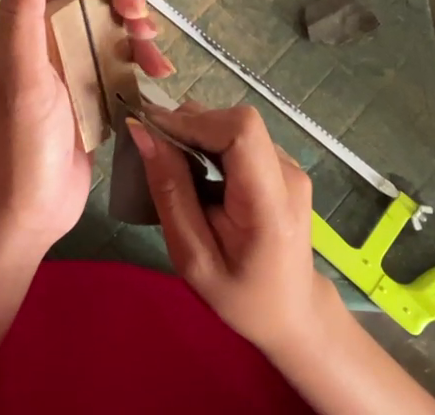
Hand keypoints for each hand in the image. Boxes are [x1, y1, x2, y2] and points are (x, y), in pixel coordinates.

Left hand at [0, 0, 169, 253]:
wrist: (28, 216)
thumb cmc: (19, 147)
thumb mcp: (23, 77)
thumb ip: (21, 13)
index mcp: (20, 27)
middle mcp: (42, 37)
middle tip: (141, 18)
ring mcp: (67, 64)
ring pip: (109, 23)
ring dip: (136, 28)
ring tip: (152, 53)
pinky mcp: (89, 90)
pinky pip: (119, 58)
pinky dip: (141, 58)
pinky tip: (159, 73)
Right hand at [129, 104, 321, 352]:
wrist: (291, 313)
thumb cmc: (240, 295)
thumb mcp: (192, 257)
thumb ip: (169, 192)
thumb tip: (143, 132)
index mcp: (271, 204)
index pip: (241, 130)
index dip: (193, 122)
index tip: (152, 134)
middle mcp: (289, 174)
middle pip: (234, 122)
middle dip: (188, 128)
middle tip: (154, 154)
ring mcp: (289, 166)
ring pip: (232, 124)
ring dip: (195, 135)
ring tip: (174, 168)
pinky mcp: (281, 164)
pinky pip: (238, 136)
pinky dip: (208, 144)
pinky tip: (197, 175)